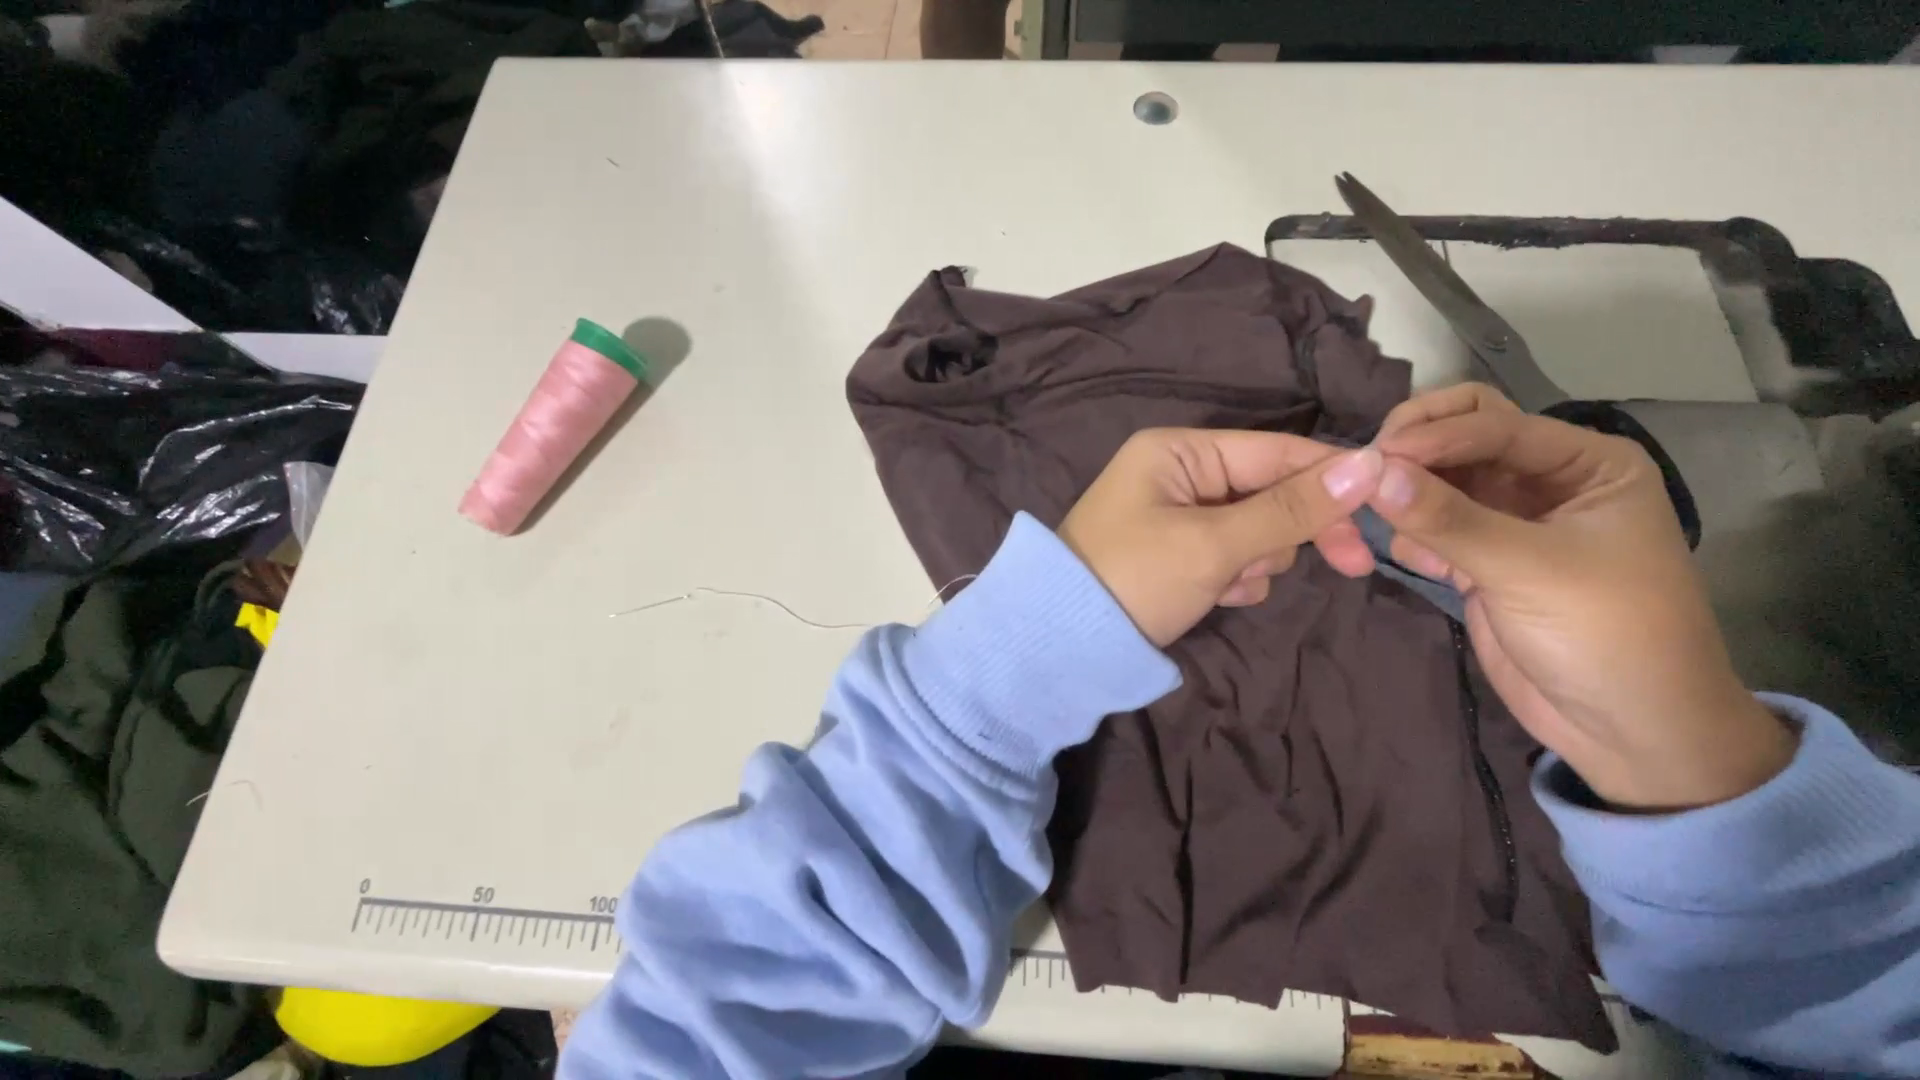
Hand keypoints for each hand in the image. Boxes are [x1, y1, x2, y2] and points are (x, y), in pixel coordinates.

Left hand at [1057, 428, 1384, 647]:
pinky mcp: (1174, 554)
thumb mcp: (1214, 544)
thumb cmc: (1135, 579)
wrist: (1063, 644)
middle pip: (1270, 490)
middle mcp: (1177, 473)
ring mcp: (1175, 515)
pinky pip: (1229, 556)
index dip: (1334, 481)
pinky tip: (1213, 597)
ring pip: (1256, 529)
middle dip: (1289, 532)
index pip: (1277, 451)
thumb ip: (1291, 508)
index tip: (1385, 515)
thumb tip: (1372, 463)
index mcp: (1178, 451)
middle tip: (1349, 565)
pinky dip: (1232, 578)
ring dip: (1256, 560)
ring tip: (1224, 584)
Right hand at [1369, 384, 1793, 810]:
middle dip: (1416, 446)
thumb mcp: (1528, 569)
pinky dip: (1407, 534)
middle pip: (1464, 437)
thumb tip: (1369, 470)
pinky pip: (1429, 527)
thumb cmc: (1606, 634)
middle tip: (1368, 466)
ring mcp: (1509, 521)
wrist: (1630, 732)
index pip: (1494, 425)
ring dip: (1404, 493)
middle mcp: (1546, 481)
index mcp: (1586, 464)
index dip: (1434, 435)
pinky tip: (1407, 559)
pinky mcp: (1479, 561)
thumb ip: (1445, 518)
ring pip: (1439, 482)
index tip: (1374, 456)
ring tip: (1369, 514)